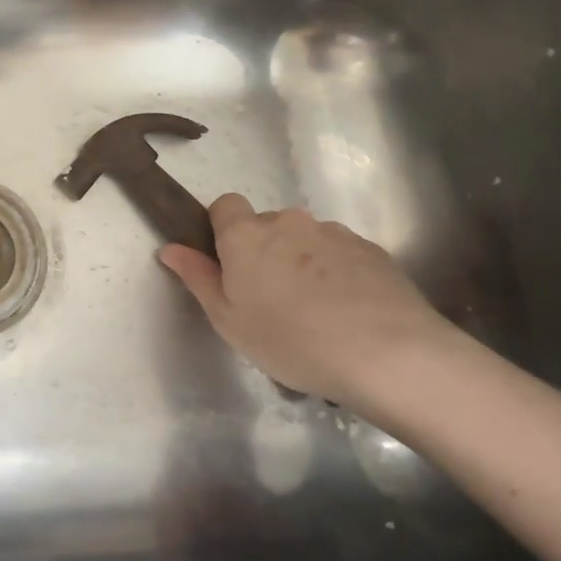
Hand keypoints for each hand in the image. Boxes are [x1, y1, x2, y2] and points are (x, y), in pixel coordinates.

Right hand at [158, 193, 457, 403]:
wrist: (389, 355)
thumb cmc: (292, 341)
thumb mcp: (229, 321)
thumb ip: (198, 279)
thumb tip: (170, 248)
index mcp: (246, 235)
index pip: (225, 205)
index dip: (223, 229)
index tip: (229, 265)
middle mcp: (288, 223)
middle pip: (268, 225)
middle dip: (266, 251)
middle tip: (271, 299)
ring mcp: (334, 234)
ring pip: (307, 240)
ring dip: (303, 263)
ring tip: (316, 313)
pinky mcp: (373, 251)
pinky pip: (342, 256)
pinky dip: (338, 275)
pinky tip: (348, 314)